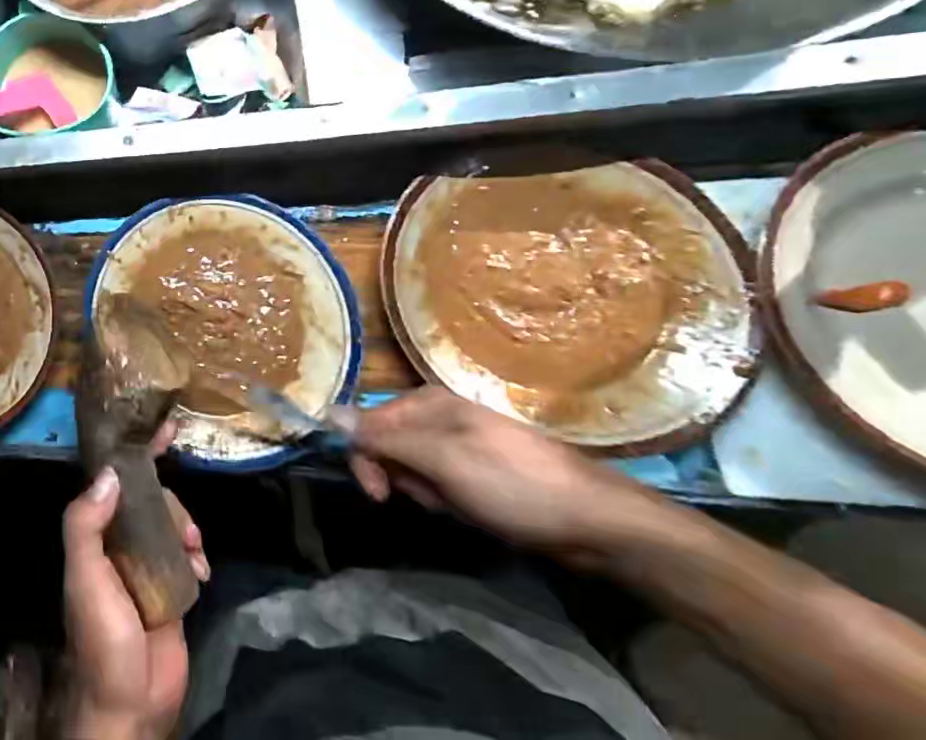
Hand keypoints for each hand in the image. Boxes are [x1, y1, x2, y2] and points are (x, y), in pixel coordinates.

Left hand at [62, 425, 208, 739]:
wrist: (131, 702)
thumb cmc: (101, 633)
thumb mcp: (84, 574)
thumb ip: (86, 524)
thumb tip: (109, 474)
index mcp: (96, 533)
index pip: (114, 481)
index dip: (136, 453)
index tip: (164, 426)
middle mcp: (120, 541)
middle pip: (151, 499)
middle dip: (171, 503)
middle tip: (187, 528)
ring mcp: (148, 563)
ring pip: (173, 522)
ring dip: (188, 529)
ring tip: (195, 553)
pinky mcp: (173, 586)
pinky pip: (189, 554)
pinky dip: (198, 556)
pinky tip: (201, 572)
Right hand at [343, 388, 670, 564]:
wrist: (597, 523)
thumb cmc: (514, 485)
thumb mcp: (441, 460)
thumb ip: (383, 437)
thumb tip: (328, 413)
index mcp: (427, 401)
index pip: (366, 423)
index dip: (366, 458)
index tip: (380, 495)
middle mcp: (437, 413)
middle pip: (387, 444)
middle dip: (400, 477)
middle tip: (429, 500)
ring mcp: (458, 440)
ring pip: (411, 466)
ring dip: (424, 491)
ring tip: (456, 504)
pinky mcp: (476, 466)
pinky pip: (437, 479)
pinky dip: (445, 497)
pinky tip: (467, 508)